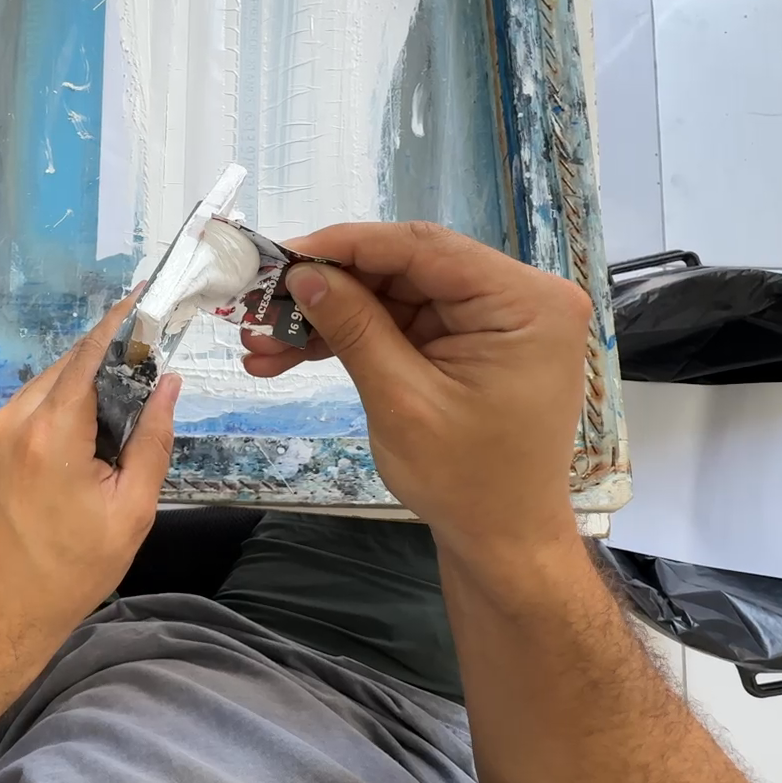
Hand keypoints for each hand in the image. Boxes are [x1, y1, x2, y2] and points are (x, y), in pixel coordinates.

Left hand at [0, 295, 181, 654]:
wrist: (0, 608)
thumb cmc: (73, 568)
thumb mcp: (132, 511)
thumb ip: (152, 440)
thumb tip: (167, 383)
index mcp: (51, 434)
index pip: (87, 357)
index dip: (117, 324)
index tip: (141, 299)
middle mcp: (11, 420)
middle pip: (65, 368)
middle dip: (104, 363)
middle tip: (142, 373)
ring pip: (44, 385)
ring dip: (80, 388)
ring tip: (114, 417)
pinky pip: (26, 406)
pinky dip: (56, 407)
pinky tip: (79, 437)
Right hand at [242, 222, 589, 557]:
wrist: (498, 537)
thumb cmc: (464, 478)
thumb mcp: (401, 399)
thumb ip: (354, 327)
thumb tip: (302, 274)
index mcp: (522, 302)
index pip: (422, 248)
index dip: (345, 245)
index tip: (281, 256)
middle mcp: (510, 298)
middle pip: (399, 271)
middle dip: (325, 290)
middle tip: (260, 307)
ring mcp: (483, 320)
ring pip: (386, 298)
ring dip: (324, 320)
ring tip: (260, 345)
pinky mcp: (458, 342)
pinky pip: (393, 325)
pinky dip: (344, 340)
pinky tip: (289, 357)